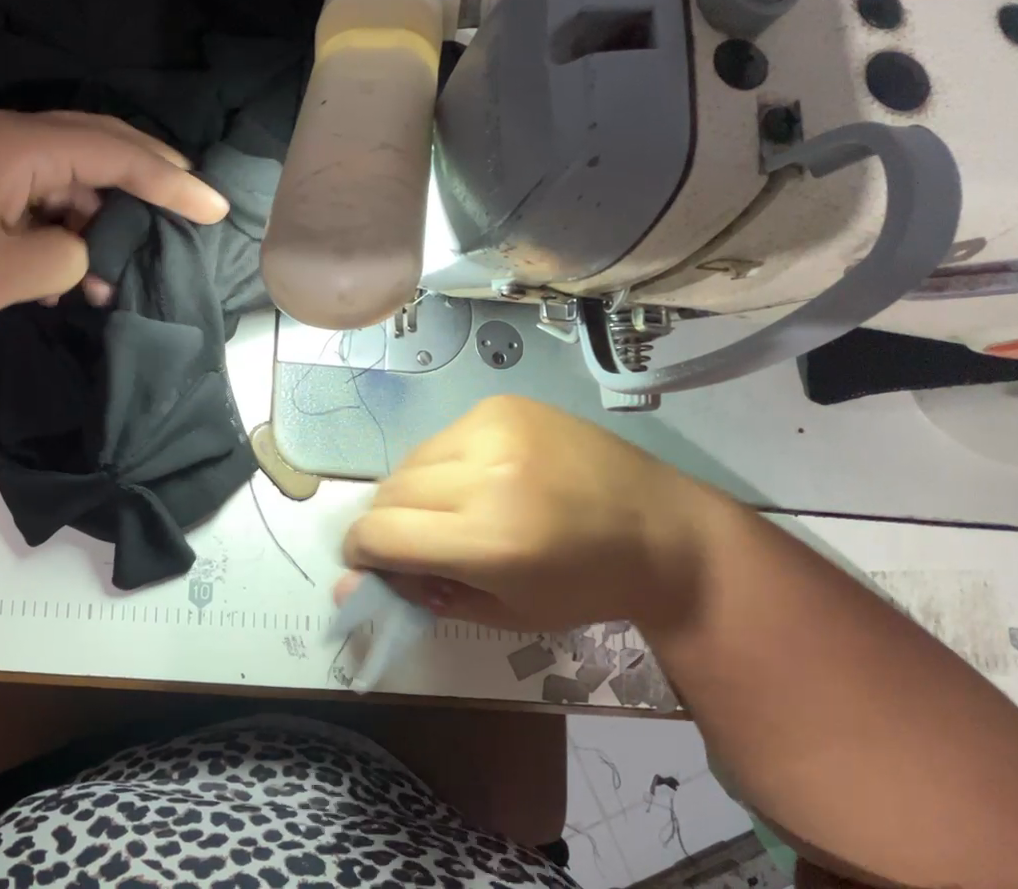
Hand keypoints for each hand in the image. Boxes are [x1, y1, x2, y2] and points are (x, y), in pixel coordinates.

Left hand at [0, 110, 228, 338]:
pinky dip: (50, 231)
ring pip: (56, 178)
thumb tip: (76, 252)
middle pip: (92, 147)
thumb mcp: (5, 274)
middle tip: (187, 206)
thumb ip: (65, 259)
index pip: (117, 152)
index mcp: (17, 145)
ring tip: (109, 273)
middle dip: (143, 180)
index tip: (216, 208)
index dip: (172, 181)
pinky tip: (57, 274)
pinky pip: (23, 199)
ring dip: (90, 220)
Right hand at [339, 396, 723, 632]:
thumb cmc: (586, 587)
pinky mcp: (501, 405)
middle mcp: (485, 475)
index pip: (379, 534)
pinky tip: (483, 478)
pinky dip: (444, 464)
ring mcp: (493, 430)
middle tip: (418, 543)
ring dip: (415, 492)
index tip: (371, 564)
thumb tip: (352, 584)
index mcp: (488, 539)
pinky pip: (441, 439)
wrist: (665, 530)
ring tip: (456, 509)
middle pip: (387, 494)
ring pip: (409, 463)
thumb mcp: (503, 612)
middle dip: (389, 524)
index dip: (361, 553)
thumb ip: (423, 593)